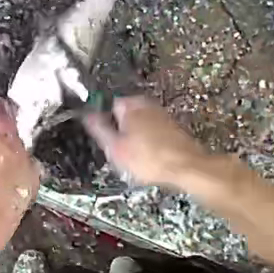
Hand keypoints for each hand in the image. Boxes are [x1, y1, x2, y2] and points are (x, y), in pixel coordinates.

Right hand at [82, 97, 215, 188]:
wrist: (186, 168)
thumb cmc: (150, 159)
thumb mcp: (114, 147)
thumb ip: (98, 128)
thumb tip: (87, 116)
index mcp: (130, 105)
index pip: (109, 104)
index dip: (103, 121)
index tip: (104, 136)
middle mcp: (148, 105)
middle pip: (126, 115)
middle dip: (121, 130)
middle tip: (120, 151)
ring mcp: (163, 116)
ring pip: (141, 125)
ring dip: (136, 137)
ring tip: (137, 158)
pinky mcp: (174, 129)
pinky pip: (154, 134)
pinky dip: (150, 143)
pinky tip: (150, 158)